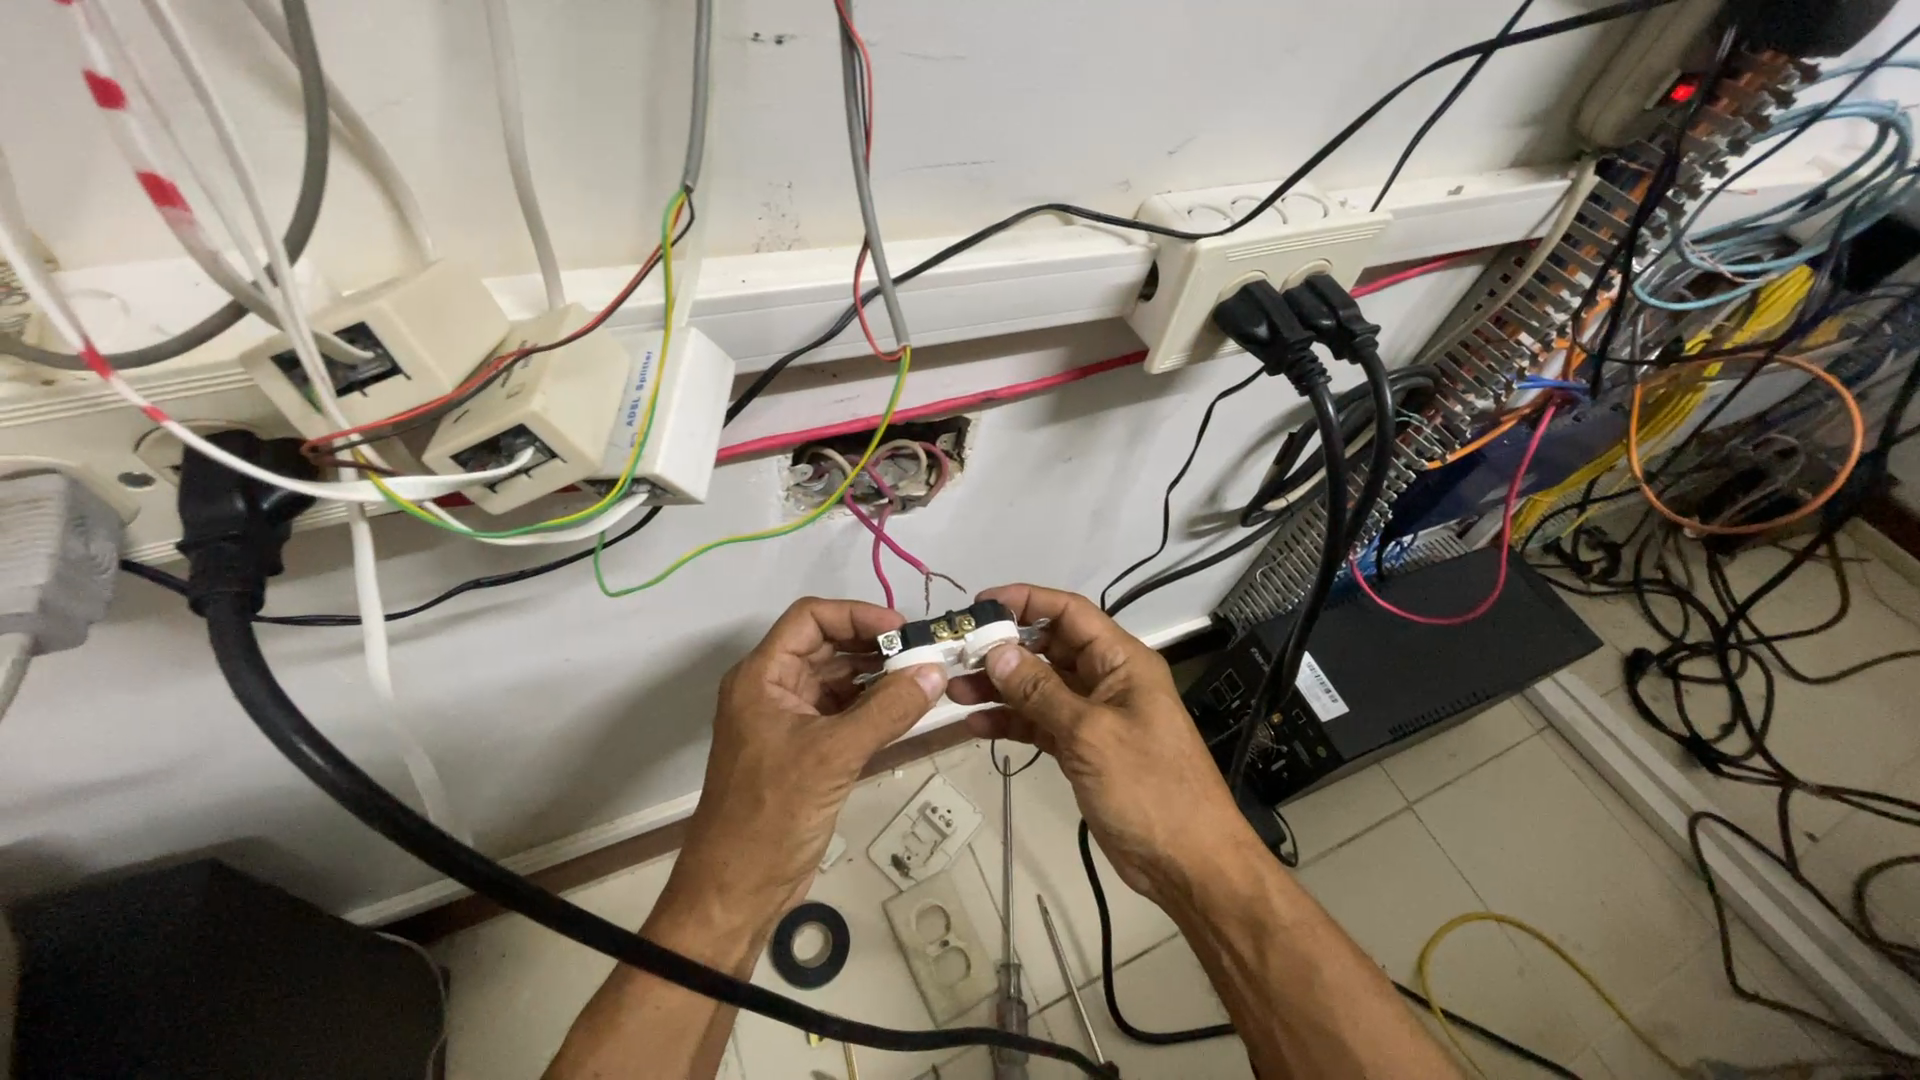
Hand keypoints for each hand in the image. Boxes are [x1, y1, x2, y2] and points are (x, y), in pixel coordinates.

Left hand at [668, 598, 948, 925]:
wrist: (736, 891)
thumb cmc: (772, 814)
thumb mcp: (832, 756)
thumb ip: (886, 710)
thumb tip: (935, 670)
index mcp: (762, 677)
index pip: (810, 618)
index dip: (856, 615)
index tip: (903, 631)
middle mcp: (773, 690)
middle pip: (827, 646)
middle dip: (874, 646)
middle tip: (925, 655)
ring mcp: (789, 721)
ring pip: (839, 680)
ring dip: (879, 677)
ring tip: (925, 679)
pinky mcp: (805, 751)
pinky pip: (844, 713)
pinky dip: (874, 707)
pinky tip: (908, 710)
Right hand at [950, 585, 1260, 904]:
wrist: (1187, 863)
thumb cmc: (1149, 788)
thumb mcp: (1091, 733)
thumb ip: (1040, 691)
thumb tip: (996, 650)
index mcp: (1122, 661)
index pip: (1070, 613)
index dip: (1027, 601)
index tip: (981, 605)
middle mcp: (1107, 680)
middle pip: (1049, 648)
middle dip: (1003, 648)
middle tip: (956, 655)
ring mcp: (1093, 716)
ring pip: (1038, 688)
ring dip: (999, 687)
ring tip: (954, 690)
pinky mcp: (1081, 749)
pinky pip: (1039, 724)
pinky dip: (1010, 723)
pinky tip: (975, 725)